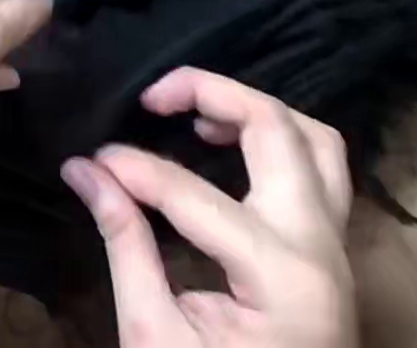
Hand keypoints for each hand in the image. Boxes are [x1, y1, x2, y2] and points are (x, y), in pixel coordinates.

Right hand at [60, 68, 356, 347]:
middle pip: (277, 129)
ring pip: (315, 140)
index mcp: (284, 281)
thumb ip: (123, 239)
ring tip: (193, 110)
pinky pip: (318, 167)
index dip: (130, 169)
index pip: (192, 194)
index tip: (89, 163)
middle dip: (209, 92)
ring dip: (251, 109)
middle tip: (152, 96)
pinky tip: (223, 141)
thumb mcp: (153, 333)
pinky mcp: (330, 252)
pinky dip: (272, 136)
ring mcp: (336, 249)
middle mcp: (322, 250)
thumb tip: (80, 168)